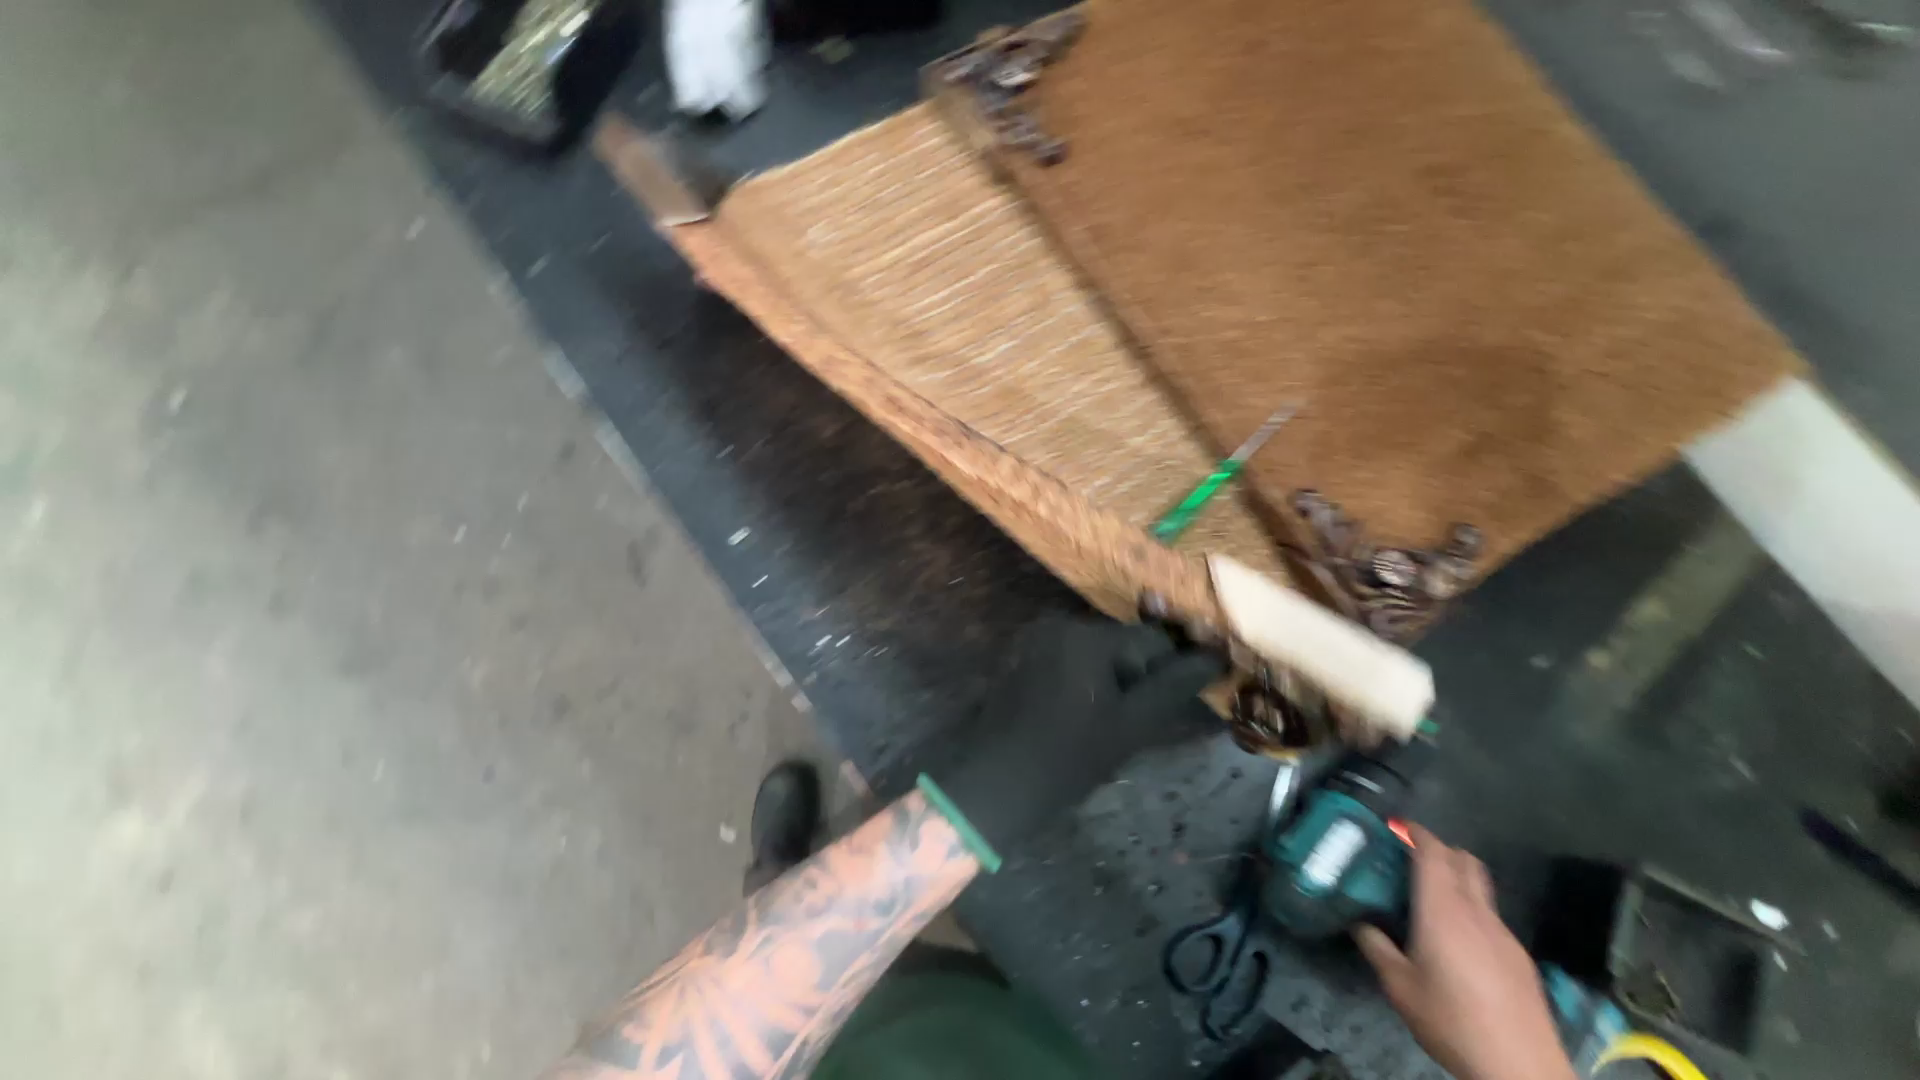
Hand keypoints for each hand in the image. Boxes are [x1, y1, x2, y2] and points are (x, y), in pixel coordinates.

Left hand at [927, 614, 1225, 862]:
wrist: (994, 783)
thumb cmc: (1067, 758)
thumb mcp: (1131, 726)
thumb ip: (1174, 687)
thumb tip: (1215, 658)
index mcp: (1089, 635)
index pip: (1154, 640)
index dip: (1170, 673)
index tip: (1170, 708)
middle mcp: (1061, 625)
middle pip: (1124, 644)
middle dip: (1138, 677)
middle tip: (1134, 723)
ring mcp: (1037, 640)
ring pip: (1098, 655)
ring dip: (1112, 681)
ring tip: (1107, 725)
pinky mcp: (1022, 659)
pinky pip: (1070, 662)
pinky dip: (1085, 682)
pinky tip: (1080, 719)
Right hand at [1353, 828, 1577, 1079]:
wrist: (1520, 1068)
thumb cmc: (1451, 1020)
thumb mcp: (1399, 986)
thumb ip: (1376, 947)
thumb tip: (1359, 922)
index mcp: (1443, 911)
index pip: (1434, 854)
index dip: (1417, 833)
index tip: (1399, 826)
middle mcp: (1476, 913)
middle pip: (1465, 861)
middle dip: (1440, 849)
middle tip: (1411, 857)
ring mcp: (1503, 934)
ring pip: (1481, 888)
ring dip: (1457, 878)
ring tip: (1429, 897)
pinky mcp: (1518, 956)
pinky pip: (1490, 916)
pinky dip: (1471, 909)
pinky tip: (1457, 940)